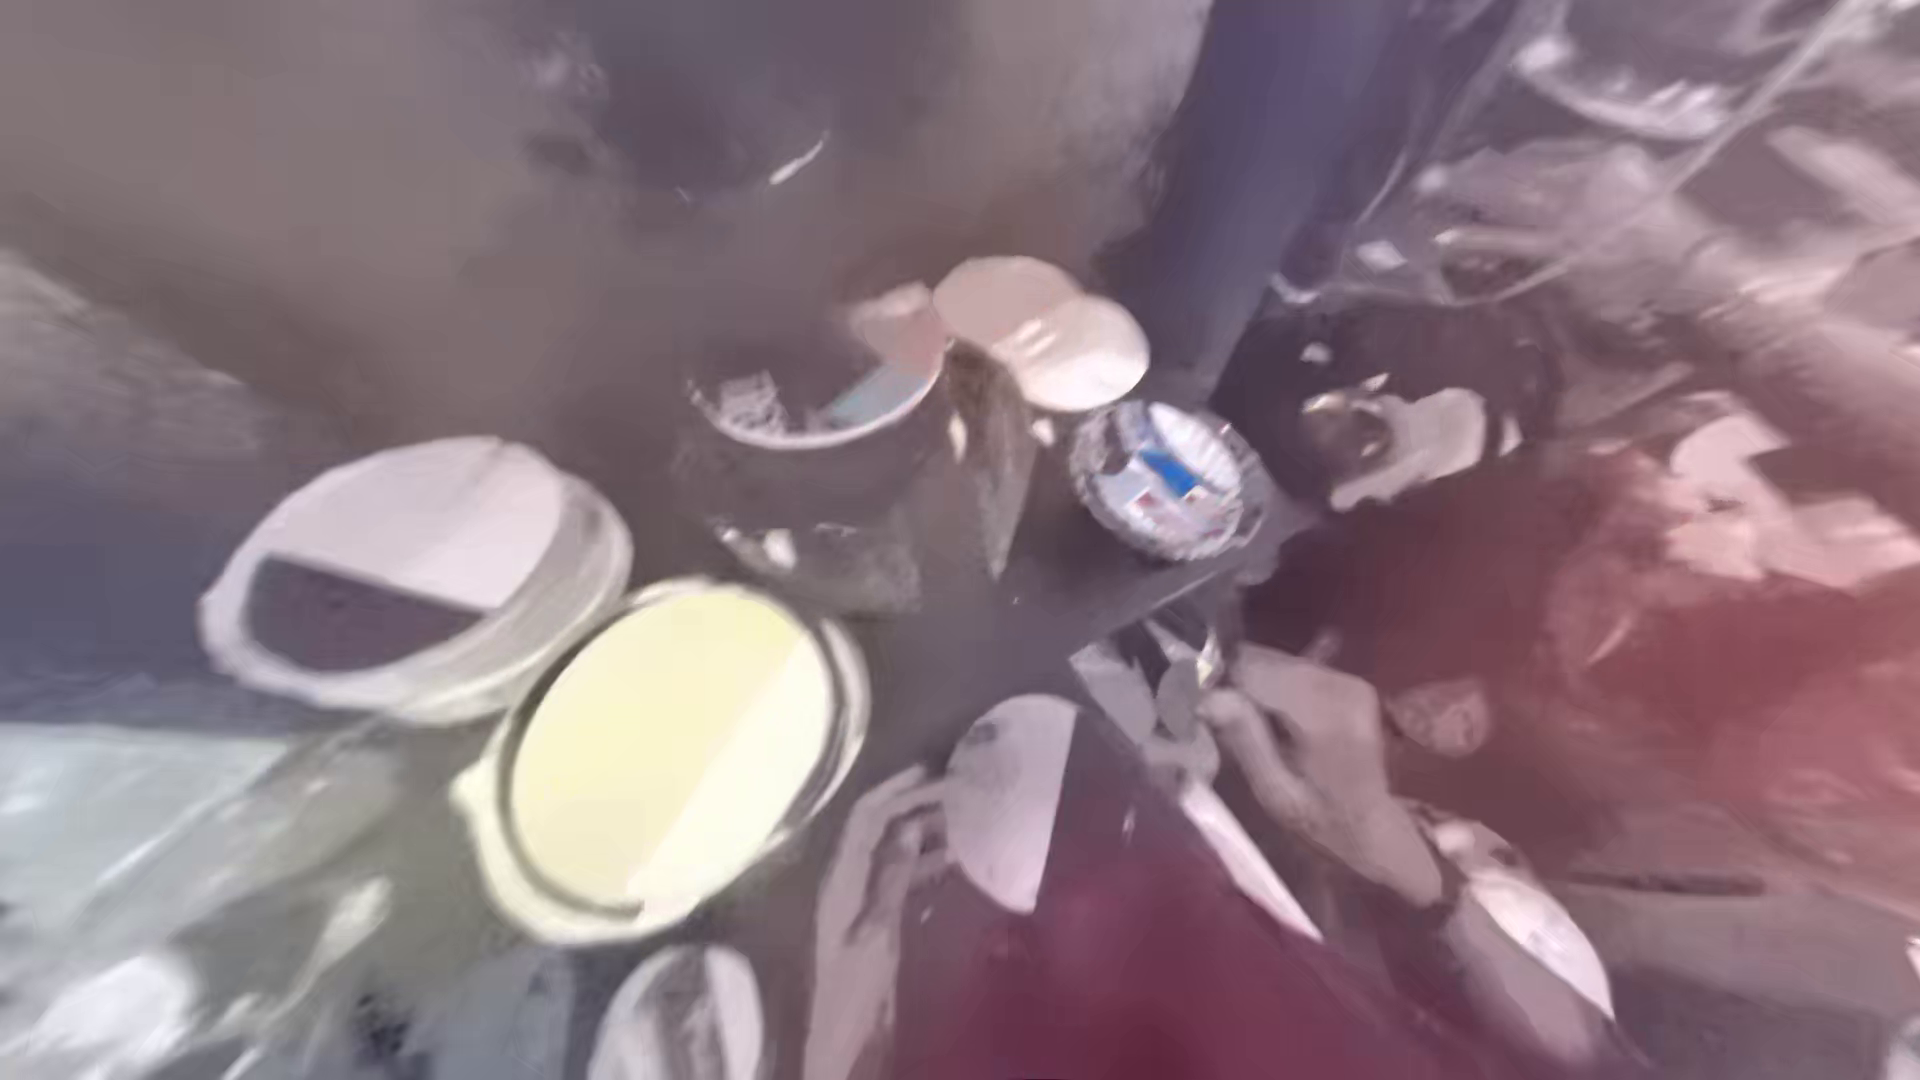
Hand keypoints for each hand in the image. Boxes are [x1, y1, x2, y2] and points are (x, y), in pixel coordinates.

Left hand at [805, 766, 948, 1079]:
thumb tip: (909, 825)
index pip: (867, 815)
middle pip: (880, 827)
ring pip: (893, 850)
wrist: (837, 1051)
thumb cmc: (853, 992)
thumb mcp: (876, 934)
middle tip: (957, 792)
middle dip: (916, 804)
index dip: (897, 788)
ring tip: (963, 820)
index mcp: (840, 876)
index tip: (933, 772)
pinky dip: (925, 864)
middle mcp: (846, 877)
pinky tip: (954, 861)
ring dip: (925, 832)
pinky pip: (900, 876)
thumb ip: (891, 878)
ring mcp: (859, 897)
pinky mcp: (873, 918)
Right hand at [1198, 646, 1442, 904]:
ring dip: (1245, 681)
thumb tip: (1207, 695)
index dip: (1214, 681)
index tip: (1193, 707)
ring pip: (1269, 659)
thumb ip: (1245, 740)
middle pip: (1258, 659)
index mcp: (1324, 715)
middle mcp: (1338, 685)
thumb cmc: (1327, 825)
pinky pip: (1287, 665)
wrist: (1386, 833)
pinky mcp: (1344, 680)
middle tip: (1210, 715)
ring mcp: (1345, 679)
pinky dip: (1266, 680)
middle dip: (1228, 681)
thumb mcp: (1277, 795)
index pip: (1249, 670)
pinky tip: (1260, 708)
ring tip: (1235, 716)